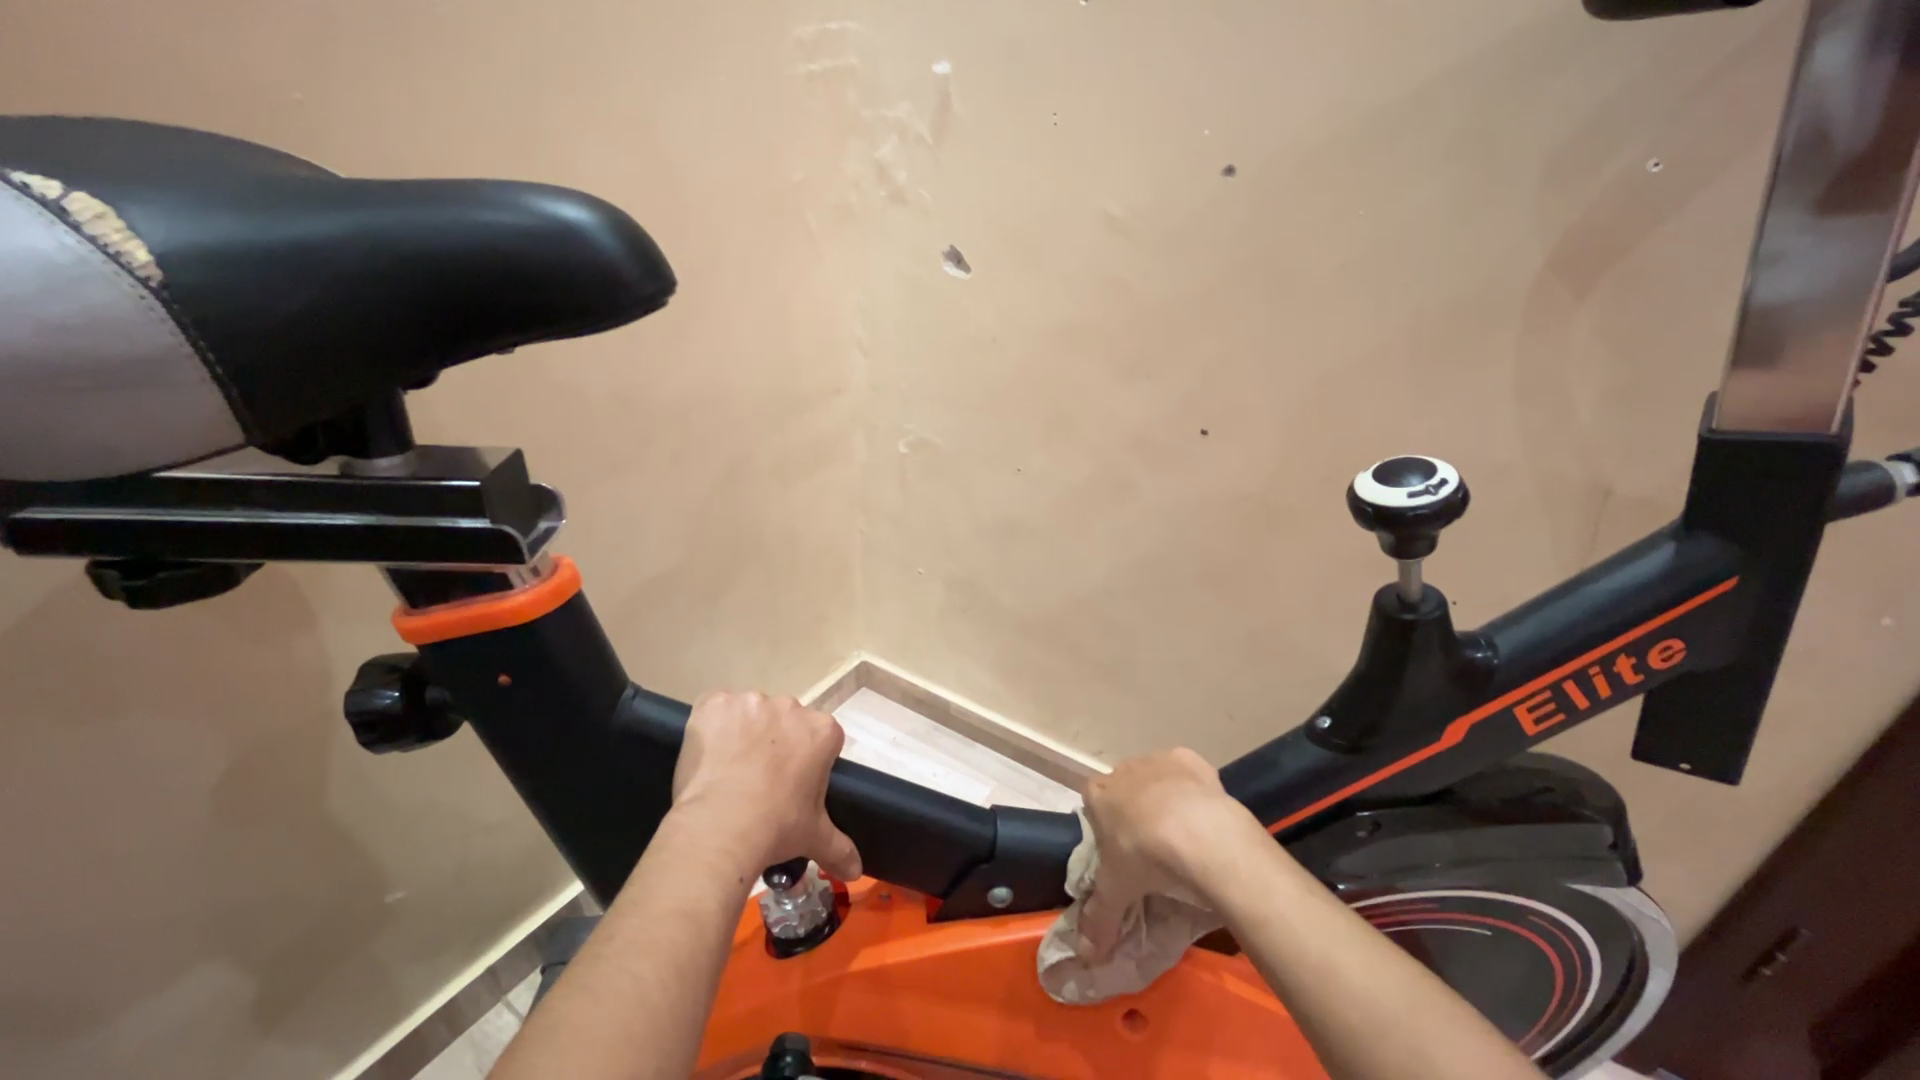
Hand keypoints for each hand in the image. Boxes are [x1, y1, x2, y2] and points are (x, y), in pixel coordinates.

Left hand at [670, 691, 861, 880]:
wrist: (722, 825)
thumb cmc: (777, 826)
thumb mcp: (815, 838)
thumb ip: (840, 849)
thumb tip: (857, 872)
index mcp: (822, 731)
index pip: (819, 738)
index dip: (803, 760)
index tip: (789, 784)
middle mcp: (790, 707)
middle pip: (783, 722)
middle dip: (773, 745)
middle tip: (758, 783)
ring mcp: (750, 702)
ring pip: (748, 714)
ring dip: (742, 735)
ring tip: (728, 773)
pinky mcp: (713, 703)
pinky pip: (714, 709)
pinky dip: (711, 728)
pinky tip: (707, 757)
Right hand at [1077, 748, 1268, 958]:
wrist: (1199, 833)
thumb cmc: (1146, 857)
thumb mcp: (1118, 891)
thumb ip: (1100, 920)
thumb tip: (1086, 957)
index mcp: (1098, 795)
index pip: (1093, 805)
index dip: (1106, 827)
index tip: (1121, 851)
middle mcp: (1123, 770)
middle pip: (1125, 790)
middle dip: (1135, 812)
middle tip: (1152, 849)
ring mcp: (1157, 761)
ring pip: (1155, 779)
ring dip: (1164, 800)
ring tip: (1183, 836)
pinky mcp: (1190, 758)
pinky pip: (1187, 773)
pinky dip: (1192, 789)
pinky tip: (1202, 815)